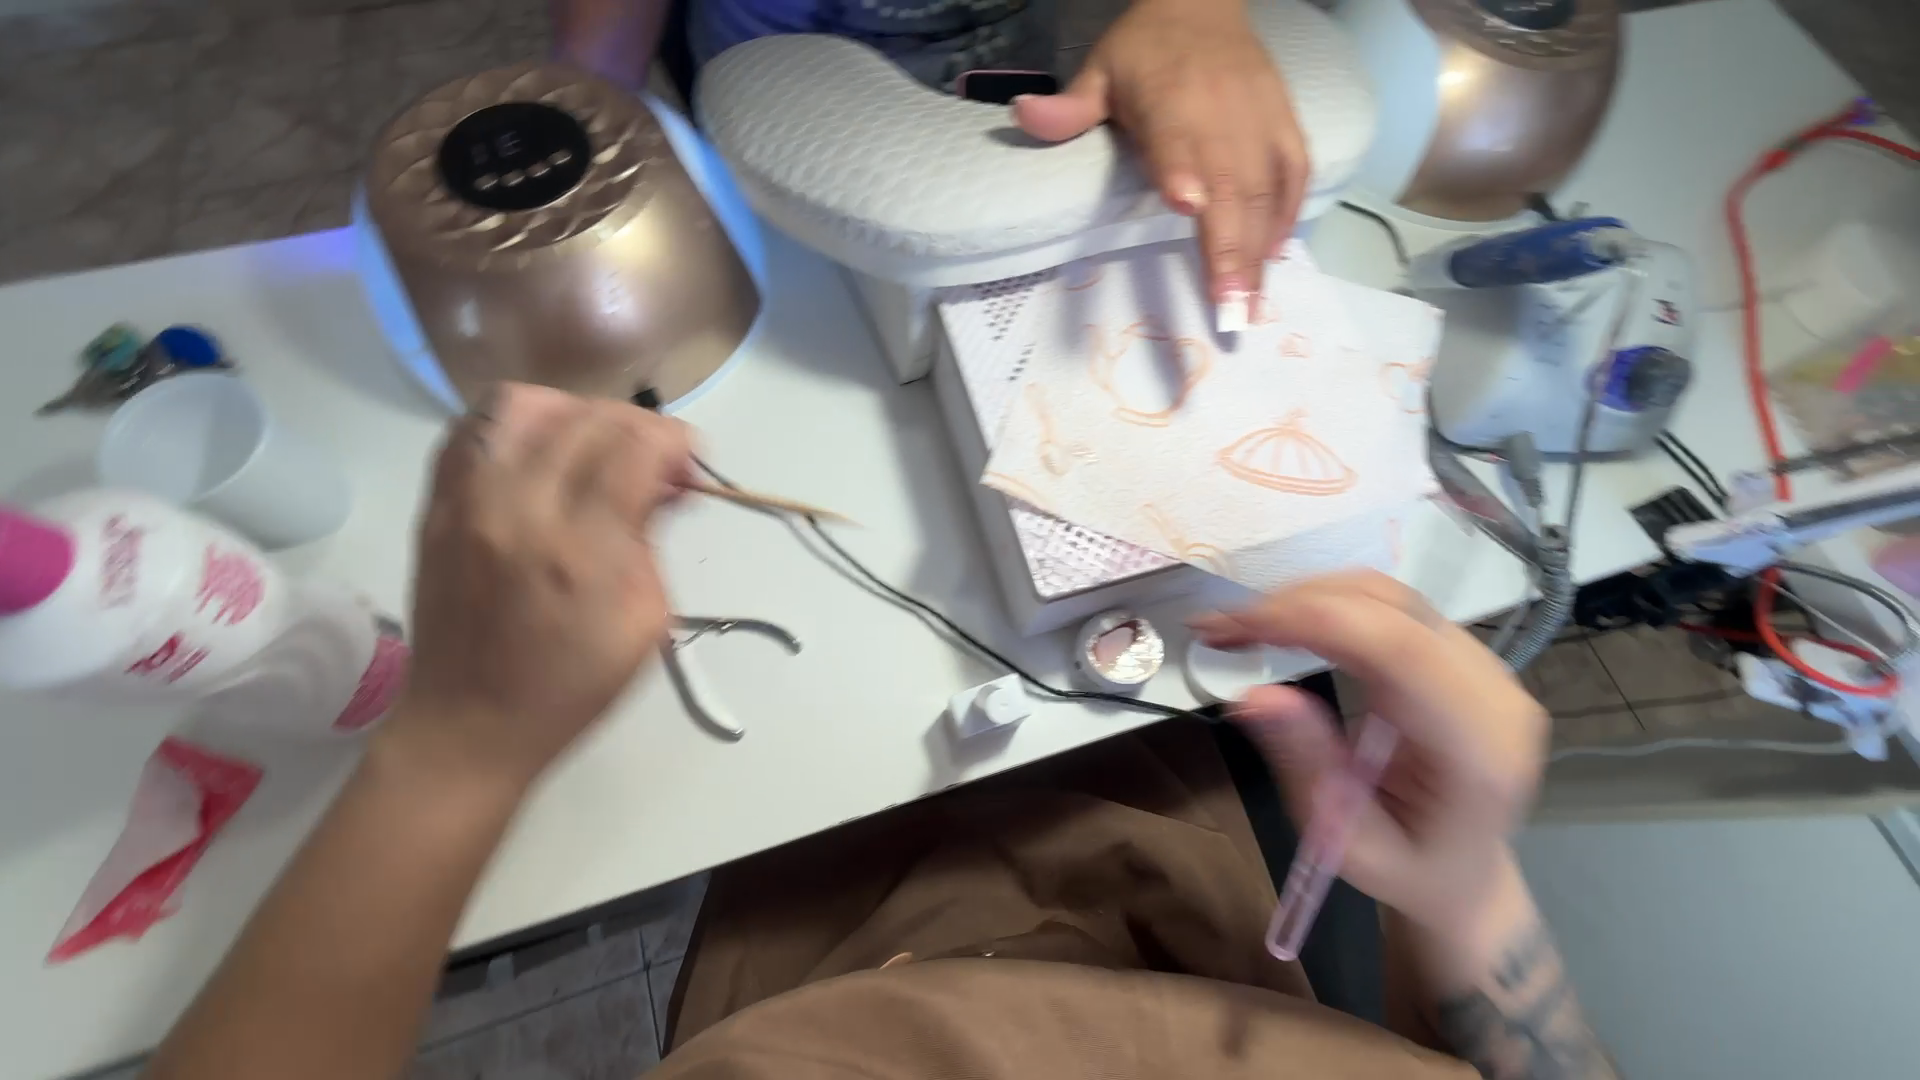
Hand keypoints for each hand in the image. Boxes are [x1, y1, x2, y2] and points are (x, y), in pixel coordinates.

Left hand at [383, 383, 695, 791]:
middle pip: (588, 420)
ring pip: (524, 406)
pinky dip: (519, 421)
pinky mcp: (435, 506)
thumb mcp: (648, 620)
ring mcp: (466, 502)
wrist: (468, 725)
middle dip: (640, 425)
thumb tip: (659, 486)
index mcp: (582, 550)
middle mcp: (520, 510)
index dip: (674, 440)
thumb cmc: (573, 685)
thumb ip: (652, 541)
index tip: (690, 461)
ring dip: (577, 412)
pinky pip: (473, 429)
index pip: (635, 449)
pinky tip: (545, 445)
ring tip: (598, 442)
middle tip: (657, 459)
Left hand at [1014, 0, 1307, 324]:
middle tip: (1228, 308)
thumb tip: (1021, 114)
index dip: (1183, 172)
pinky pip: (1293, 173)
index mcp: (1170, 103)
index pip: (1176, 140)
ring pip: (1263, 190)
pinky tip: (1275, 256)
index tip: (1187, 209)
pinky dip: (1288, 214)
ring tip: (1250, 304)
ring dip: (1257, 250)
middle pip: (1228, 185)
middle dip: (1229, 249)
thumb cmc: (1144, 50)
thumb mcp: (1099, 71)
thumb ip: (1068, 107)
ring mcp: (1258, 120)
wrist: (1203, 1)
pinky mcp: (1283, 122)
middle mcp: (1220, 114)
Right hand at [1190, 572, 1549, 930]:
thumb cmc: (1404, 867)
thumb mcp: (1345, 838)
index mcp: (1476, 745)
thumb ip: (1307, 763)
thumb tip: (1255, 695)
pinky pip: (1384, 603)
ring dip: (1303, 597)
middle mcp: (1490, 689)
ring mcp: (1479, 663)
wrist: (1460, 871)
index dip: (1308, 620)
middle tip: (1219, 628)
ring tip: (1241, 625)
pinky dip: (1323, 602)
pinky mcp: (1456, 651)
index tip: (1231, 628)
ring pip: (1382, 592)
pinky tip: (1282, 623)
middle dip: (1291, 604)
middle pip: (1385, 606)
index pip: (1395, 646)